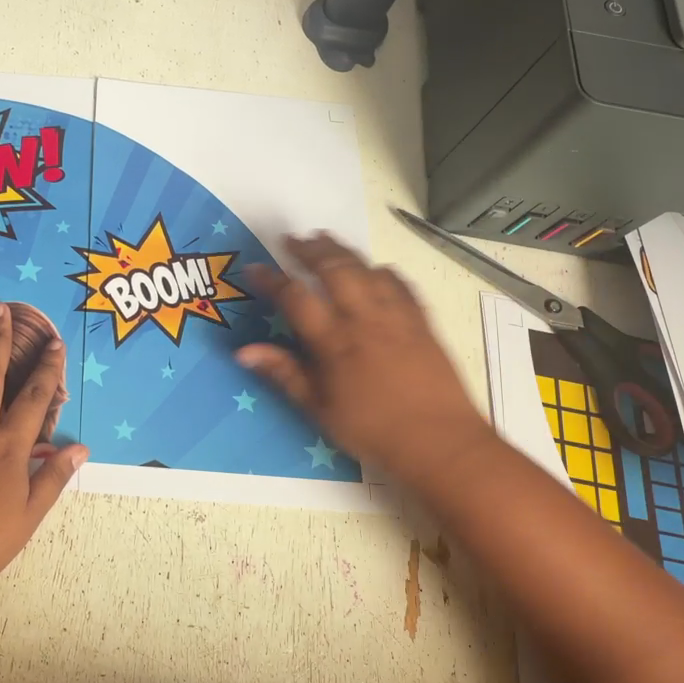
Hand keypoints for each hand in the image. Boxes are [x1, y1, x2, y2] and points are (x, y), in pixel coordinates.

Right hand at [236, 233, 491, 473]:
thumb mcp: (319, 409)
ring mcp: (397, 317)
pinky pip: (400, 284)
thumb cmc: (372, 431)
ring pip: (366, 270)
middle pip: (333, 270)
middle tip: (291, 239)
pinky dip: (383, 271)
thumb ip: (284, 374)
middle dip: (310, 251)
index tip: (254, 269)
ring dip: (343, 251)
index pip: (295, 298)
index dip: (271, 280)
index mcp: (334, 342)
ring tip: (325, 239)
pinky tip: (375, 270)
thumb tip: (243, 352)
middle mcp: (364, 320)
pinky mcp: (422, 322)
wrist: (440, 443)